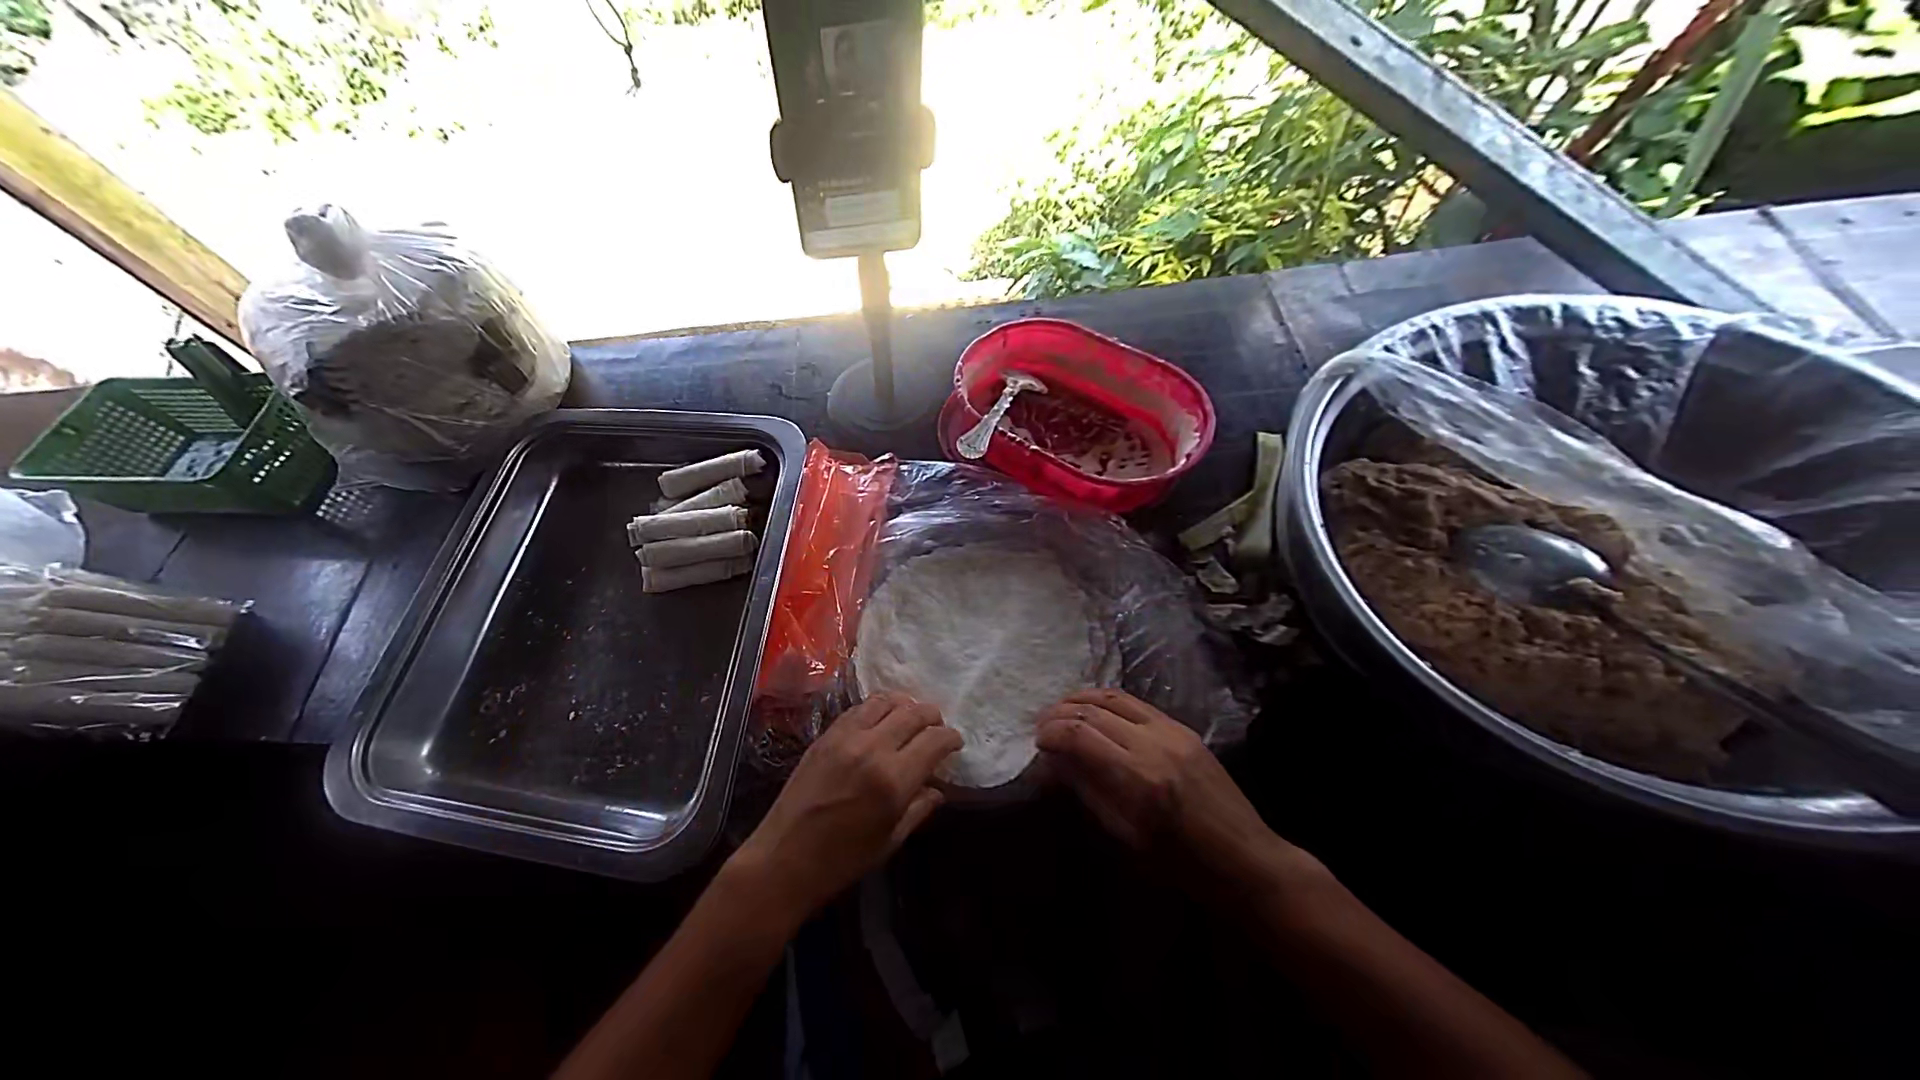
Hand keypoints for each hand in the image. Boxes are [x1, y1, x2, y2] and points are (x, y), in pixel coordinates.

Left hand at [729, 694, 961, 920]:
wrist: (783, 859)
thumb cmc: (842, 860)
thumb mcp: (891, 840)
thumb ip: (919, 807)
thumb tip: (937, 787)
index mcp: (893, 780)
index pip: (935, 740)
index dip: (951, 738)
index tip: (955, 744)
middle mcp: (872, 748)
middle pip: (914, 712)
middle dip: (932, 717)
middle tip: (936, 729)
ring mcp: (846, 737)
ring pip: (886, 701)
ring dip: (905, 706)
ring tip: (910, 718)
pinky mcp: (825, 735)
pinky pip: (859, 708)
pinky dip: (877, 708)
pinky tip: (881, 720)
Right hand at [1036, 689, 1294, 882]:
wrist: (1243, 859)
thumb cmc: (1181, 863)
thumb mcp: (1125, 834)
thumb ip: (1087, 789)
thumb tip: (1052, 761)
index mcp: (1138, 779)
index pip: (1080, 735)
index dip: (1051, 733)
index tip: (1036, 742)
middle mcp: (1154, 744)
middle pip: (1093, 711)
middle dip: (1060, 714)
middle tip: (1040, 726)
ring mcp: (1172, 731)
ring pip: (1114, 697)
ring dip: (1081, 699)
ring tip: (1060, 711)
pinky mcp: (1183, 728)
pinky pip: (1137, 704)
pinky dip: (1107, 701)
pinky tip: (1093, 710)